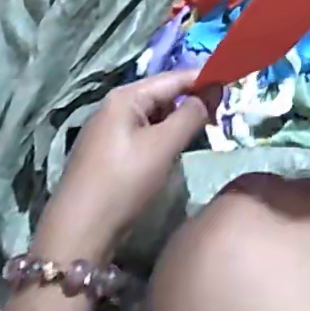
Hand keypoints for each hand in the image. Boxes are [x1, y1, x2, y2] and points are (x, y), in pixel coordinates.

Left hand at [34, 69, 214, 261]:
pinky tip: (178, 146)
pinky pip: (144, 132)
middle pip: (163, 93)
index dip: (203, 78)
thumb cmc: (123, 182)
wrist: (77, 233)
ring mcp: (109, 129)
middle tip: (224, 108)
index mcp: (126, 97)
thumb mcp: (163, 146)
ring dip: (180, 118)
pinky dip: (165, 133)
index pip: (173, 77)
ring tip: (207, 125)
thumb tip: (212, 92)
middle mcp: (115, 106)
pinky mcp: (108, 152)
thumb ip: (191, 115)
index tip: (232, 81)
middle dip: (193, 98)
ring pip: (154, 114)